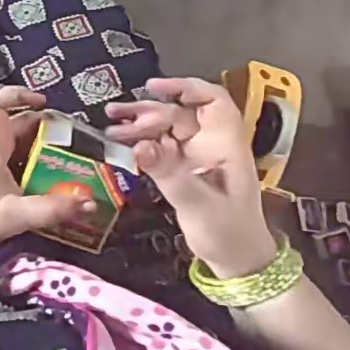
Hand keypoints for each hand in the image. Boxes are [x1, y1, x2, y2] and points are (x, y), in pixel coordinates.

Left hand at [0, 87, 95, 251]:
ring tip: (67, 157)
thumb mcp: (16, 214)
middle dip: (43, 126)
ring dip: (39, 144)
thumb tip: (90, 203)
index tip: (44, 103)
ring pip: (16, 140)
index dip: (18, 95)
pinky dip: (31, 160)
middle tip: (71, 139)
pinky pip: (13, 156)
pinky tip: (49, 176)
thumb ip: (53, 209)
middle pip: (15, 122)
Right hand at [105, 77, 274, 275]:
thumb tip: (140, 146)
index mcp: (225, 145)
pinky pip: (161, 149)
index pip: (212, 100)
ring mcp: (197, 159)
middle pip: (180, 114)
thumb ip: (170, 174)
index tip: (153, 87)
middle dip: (148, 111)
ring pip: (168, 130)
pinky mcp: (185, 172)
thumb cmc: (228, 232)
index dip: (185, 86)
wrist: (237, 263)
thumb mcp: (199, 205)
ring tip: (112, 129)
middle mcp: (211, 145)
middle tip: (116, 116)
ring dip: (140, 126)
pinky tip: (124, 147)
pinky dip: (142, 144)